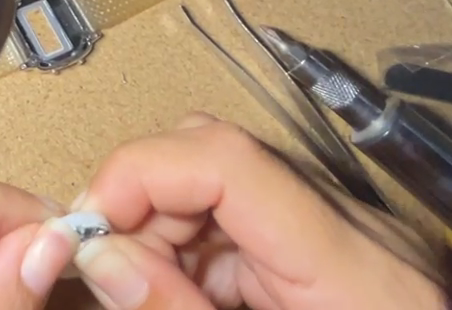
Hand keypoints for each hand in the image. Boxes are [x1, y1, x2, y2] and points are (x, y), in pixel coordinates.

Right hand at [5, 114, 446, 308]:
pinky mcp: (339, 249)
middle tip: (118, 274)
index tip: (91, 225)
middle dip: (143, 203)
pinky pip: (242, 218)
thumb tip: (97, 255)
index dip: (139, 171)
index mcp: (360, 268)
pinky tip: (192, 295)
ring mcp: (350, 234)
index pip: (227, 159)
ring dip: (163, 227)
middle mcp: (357, 229)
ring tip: (155, 293)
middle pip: (213, 157)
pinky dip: (197, 250)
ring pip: (217, 180)